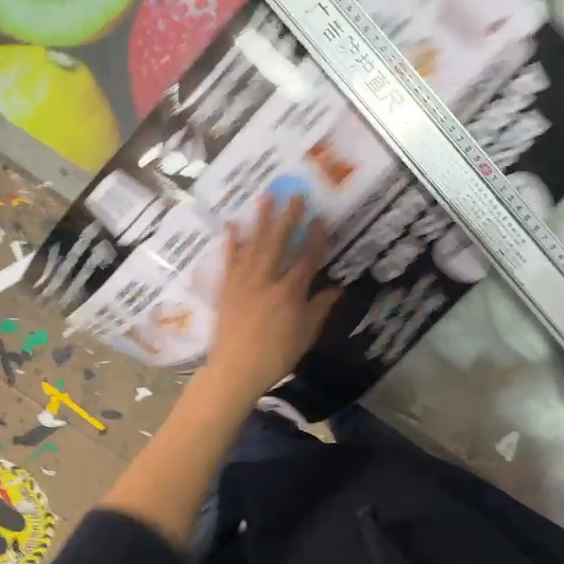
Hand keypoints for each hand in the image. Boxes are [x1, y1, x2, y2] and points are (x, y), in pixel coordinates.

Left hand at [203, 195, 341, 399]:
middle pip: (279, 242)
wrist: (236, 369)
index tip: (320, 217)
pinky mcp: (226, 288)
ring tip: (265, 197)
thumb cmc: (276, 356)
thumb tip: (337, 289)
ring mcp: (244, 282)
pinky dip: (231, 242)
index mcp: (290, 292)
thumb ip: (320, 308)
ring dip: (260, 219)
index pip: (307, 258)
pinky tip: (231, 225)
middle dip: (288, 217)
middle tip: (295, 194)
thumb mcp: (306, 334)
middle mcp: (267, 280)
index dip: (315, 237)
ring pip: (254, 244)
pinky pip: (229, 260)